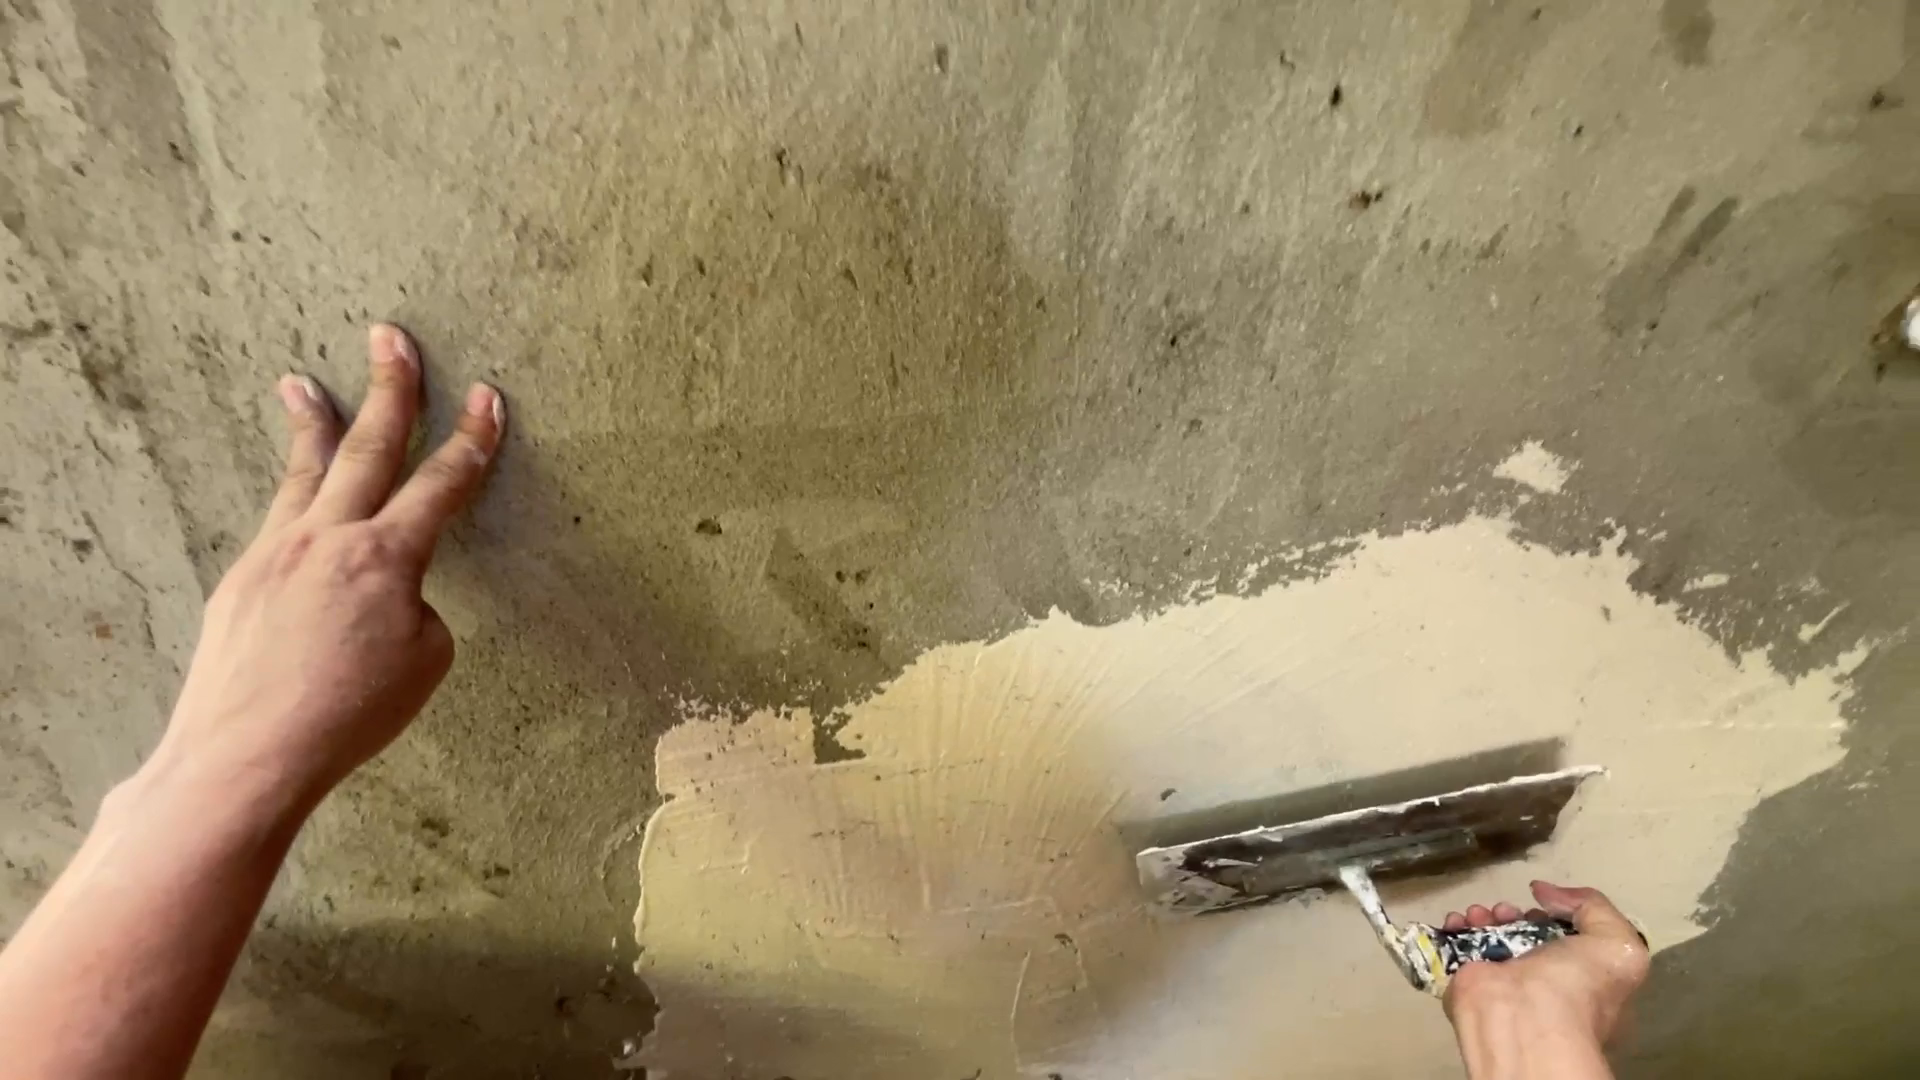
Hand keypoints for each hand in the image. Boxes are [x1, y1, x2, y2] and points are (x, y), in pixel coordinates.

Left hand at [150, 325, 503, 804]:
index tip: (489, 398)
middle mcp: (327, 539)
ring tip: (303, 383)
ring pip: (304, 474)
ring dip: (313, 424)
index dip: (474, 439)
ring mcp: (274, 554)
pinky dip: (294, 493)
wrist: (245, 756)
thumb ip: (418, 603)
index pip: (444, 483)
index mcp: (386, 557)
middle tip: (391, 339)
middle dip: (391, 390)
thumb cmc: (355, 709)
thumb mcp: (426, 655)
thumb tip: (393, 591)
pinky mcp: (241, 579)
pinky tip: (297, 491)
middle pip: (367, 448)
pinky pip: (279, 520)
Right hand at [1442, 882, 1649, 1049]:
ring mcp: (1501, 982)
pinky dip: (1454, 926)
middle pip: (1521, 934)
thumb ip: (1595, 908)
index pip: (1563, 941)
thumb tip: (1544, 892)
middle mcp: (1542, 983)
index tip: (1539, 908)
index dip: (1551, 918)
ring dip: (1481, 916)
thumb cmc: (1577, 989)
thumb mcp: (1617, 946)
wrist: (1523, 1016)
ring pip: (1487, 936)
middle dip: (1510, 913)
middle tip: (1504, 911)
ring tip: (1478, 914)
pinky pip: (1455, 944)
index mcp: (1581, 981)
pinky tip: (1457, 921)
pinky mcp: (1465, 979)